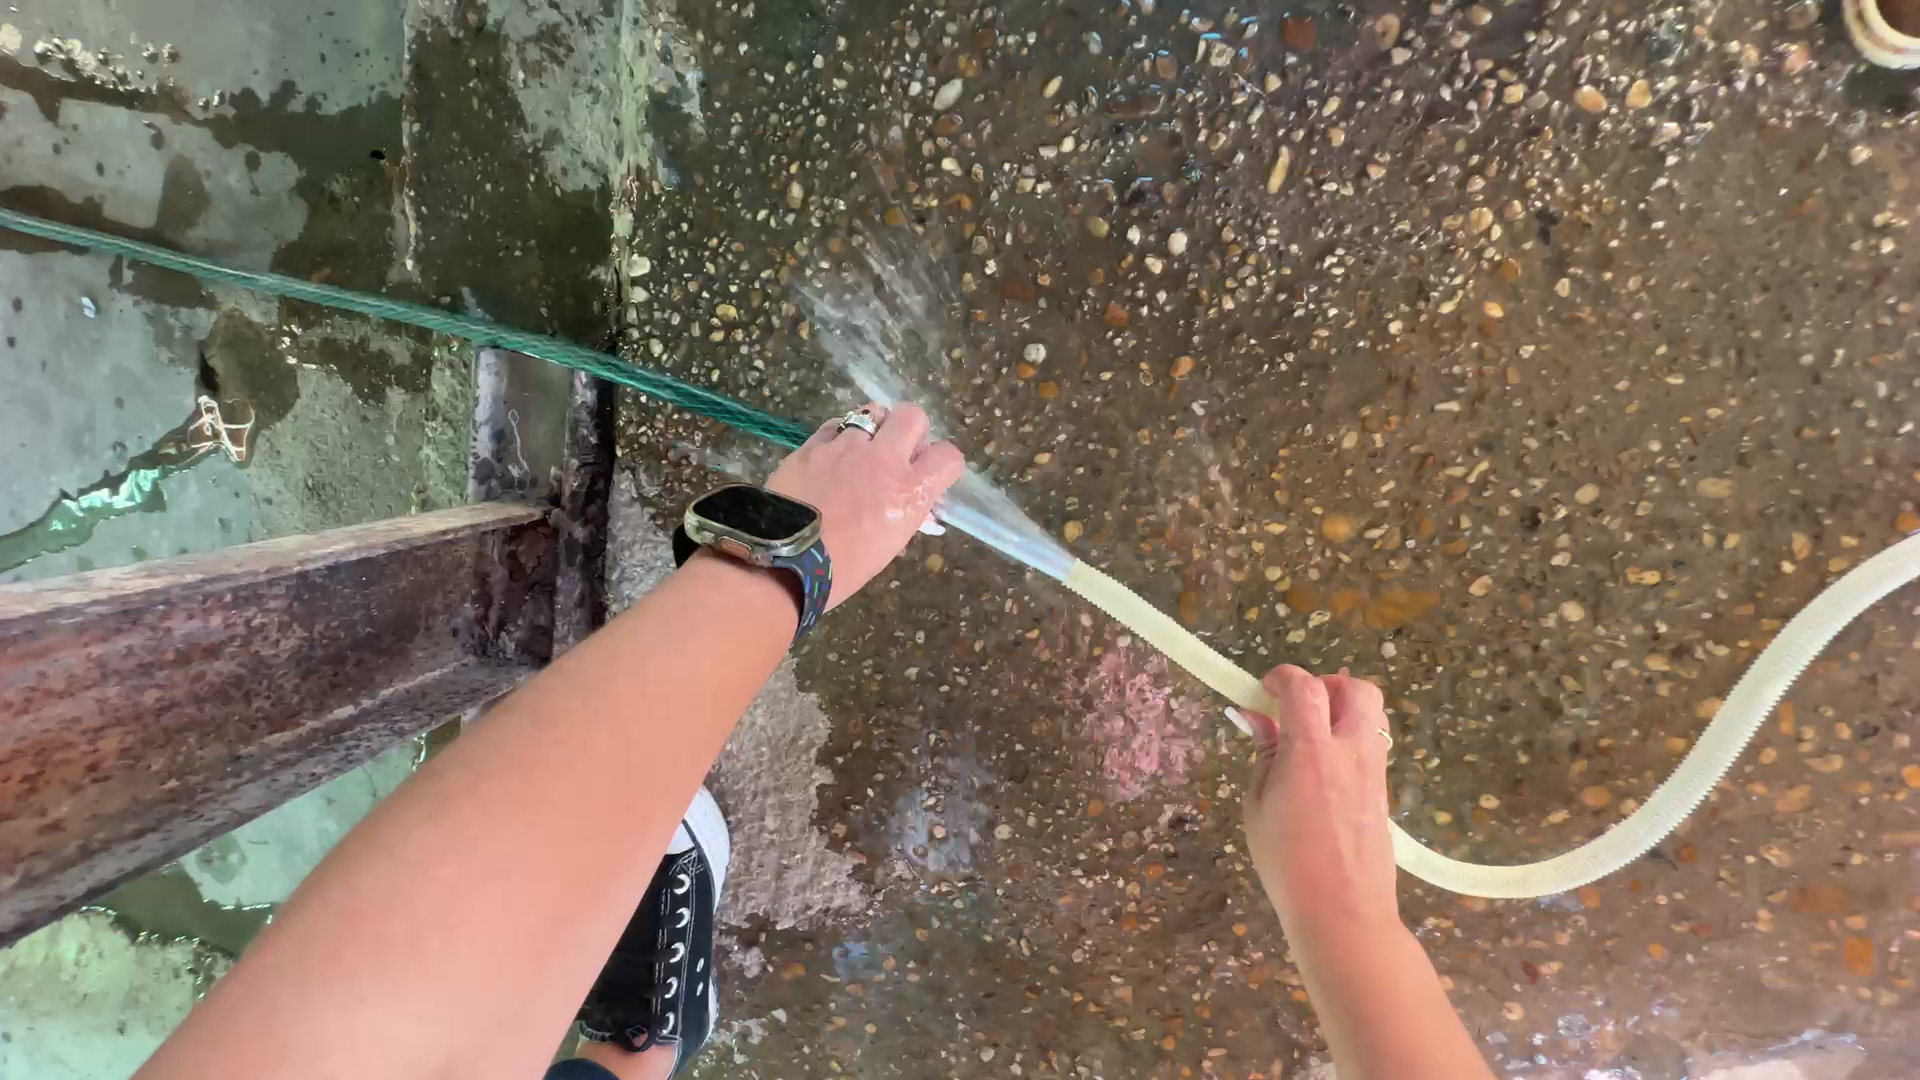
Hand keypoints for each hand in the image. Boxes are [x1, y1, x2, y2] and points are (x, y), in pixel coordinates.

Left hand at [766, 403, 962, 609]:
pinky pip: (835, 425)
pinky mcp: (812, 444)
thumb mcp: (888, 546)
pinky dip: (839, 436)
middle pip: (912, 416)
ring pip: (871, 412)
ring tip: (861, 452)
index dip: (944, 464)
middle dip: (911, 431)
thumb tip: (914, 508)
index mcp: (910, 492)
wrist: (783, 562)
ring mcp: (845, 447)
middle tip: (899, 452)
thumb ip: (905, 516)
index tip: (932, 473)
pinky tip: (831, 456)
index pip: (948, 457)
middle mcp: (884, 460)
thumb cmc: (843, 569)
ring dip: (873, 429)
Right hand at [1240, 665, 1400, 935]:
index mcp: (1311, 754)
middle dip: (1327, 684)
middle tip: (1299, 704)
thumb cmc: (1286, 861)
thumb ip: (1264, 755)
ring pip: (1373, 716)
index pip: (1305, 688)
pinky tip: (1323, 769)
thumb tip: (1257, 720)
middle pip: (1357, 690)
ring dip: (1342, 710)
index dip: (1282, 677)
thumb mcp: (1257, 804)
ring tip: (1312, 733)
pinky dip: (1349, 740)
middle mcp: (1351, 754)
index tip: (1263, 688)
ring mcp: (1374, 773)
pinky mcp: (1384, 793)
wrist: (1343, 913)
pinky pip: (1372, 746)